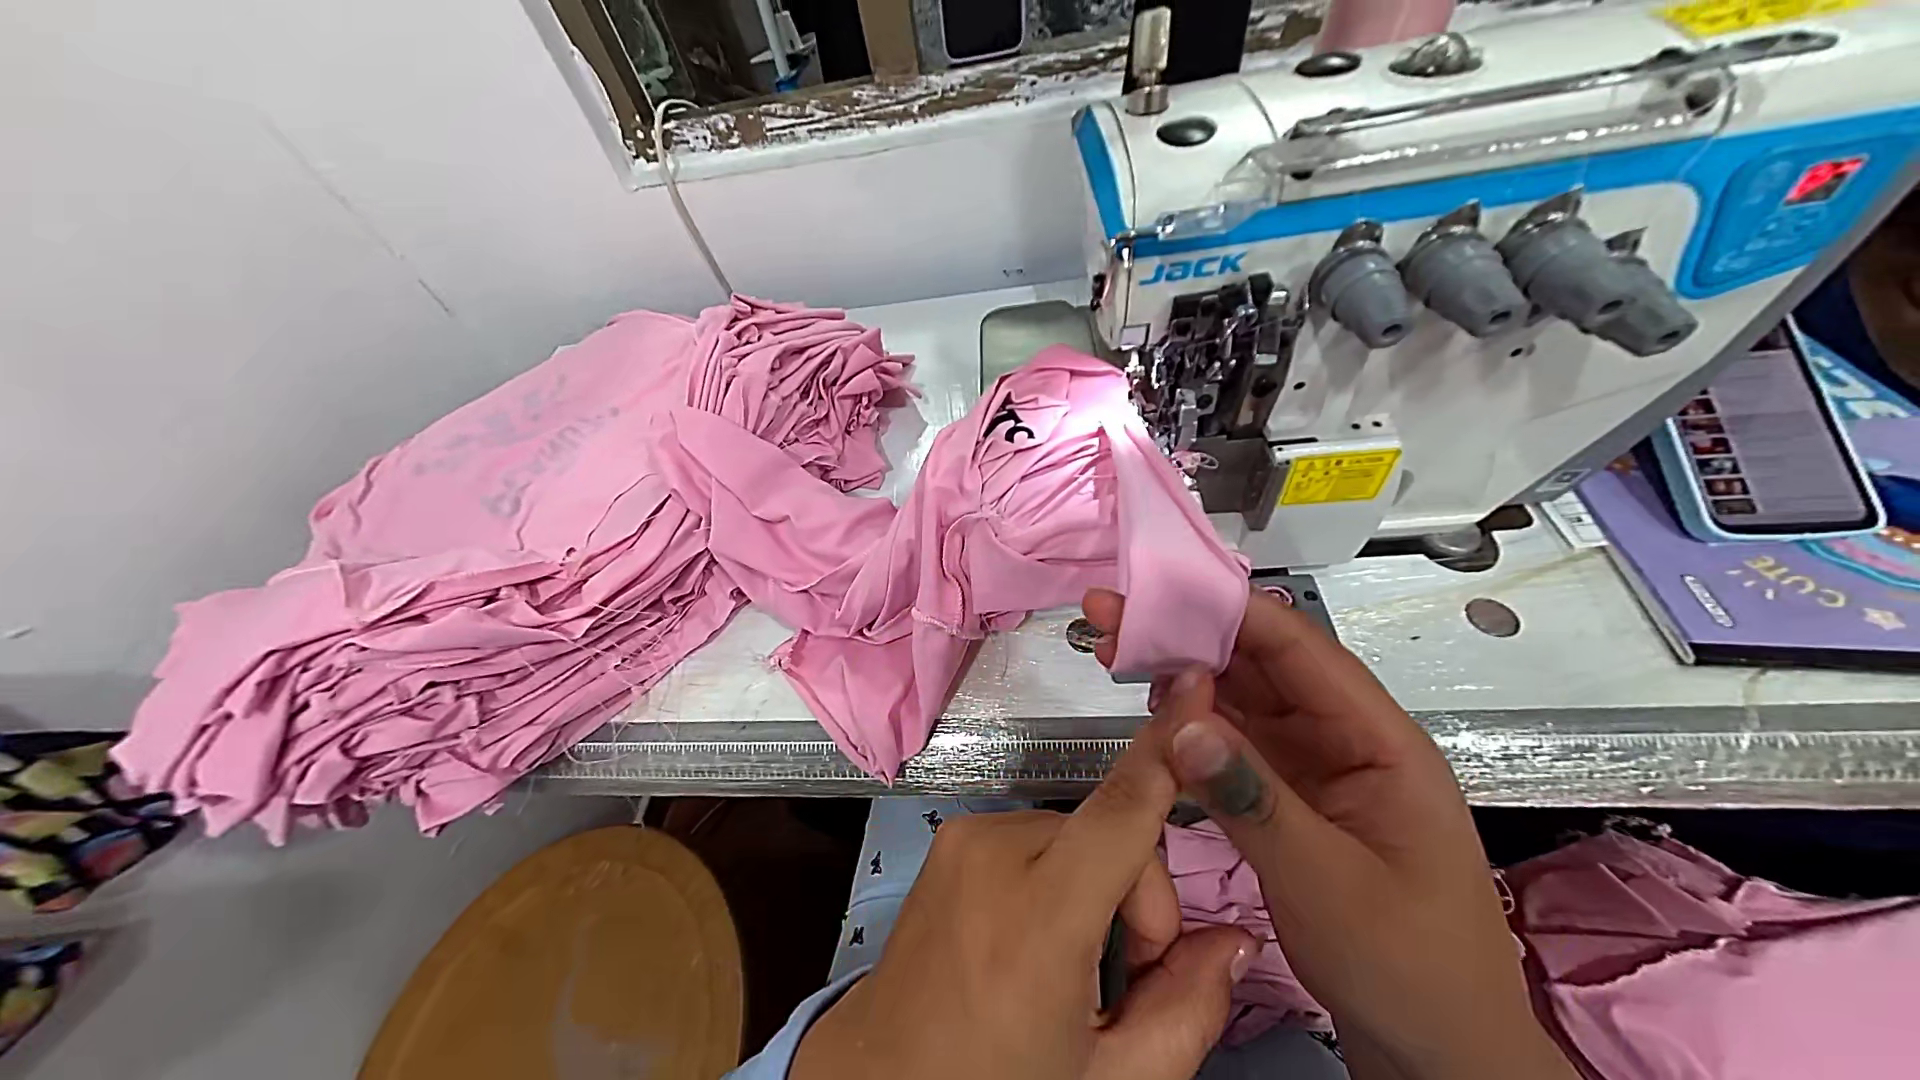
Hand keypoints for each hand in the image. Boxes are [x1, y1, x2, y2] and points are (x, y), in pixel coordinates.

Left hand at [790, 712, 1255, 1079]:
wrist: (880, 1075)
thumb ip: (1188, 1008)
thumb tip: (1237, 938)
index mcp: (1037, 916)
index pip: (1121, 812)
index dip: (1166, 748)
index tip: (1196, 687)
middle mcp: (995, 852)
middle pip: (1113, 831)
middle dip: (1139, 898)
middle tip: (1122, 976)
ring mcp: (967, 836)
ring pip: (1079, 833)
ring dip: (1097, 886)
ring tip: (1071, 963)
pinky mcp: (954, 834)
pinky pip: (1038, 835)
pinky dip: (1057, 873)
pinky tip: (1036, 934)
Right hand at [1082, 587, 1577, 1079]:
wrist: (1439, 1054)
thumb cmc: (1410, 968)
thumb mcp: (1328, 885)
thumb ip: (1253, 798)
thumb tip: (1179, 720)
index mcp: (1377, 739)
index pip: (1298, 648)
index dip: (1227, 610)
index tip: (1158, 589)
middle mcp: (1341, 736)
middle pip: (1259, 663)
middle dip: (1187, 634)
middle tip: (1113, 616)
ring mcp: (1310, 764)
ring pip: (1239, 698)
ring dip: (1181, 673)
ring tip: (1117, 651)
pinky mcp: (1285, 792)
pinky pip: (1231, 741)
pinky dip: (1189, 723)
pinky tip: (1153, 712)